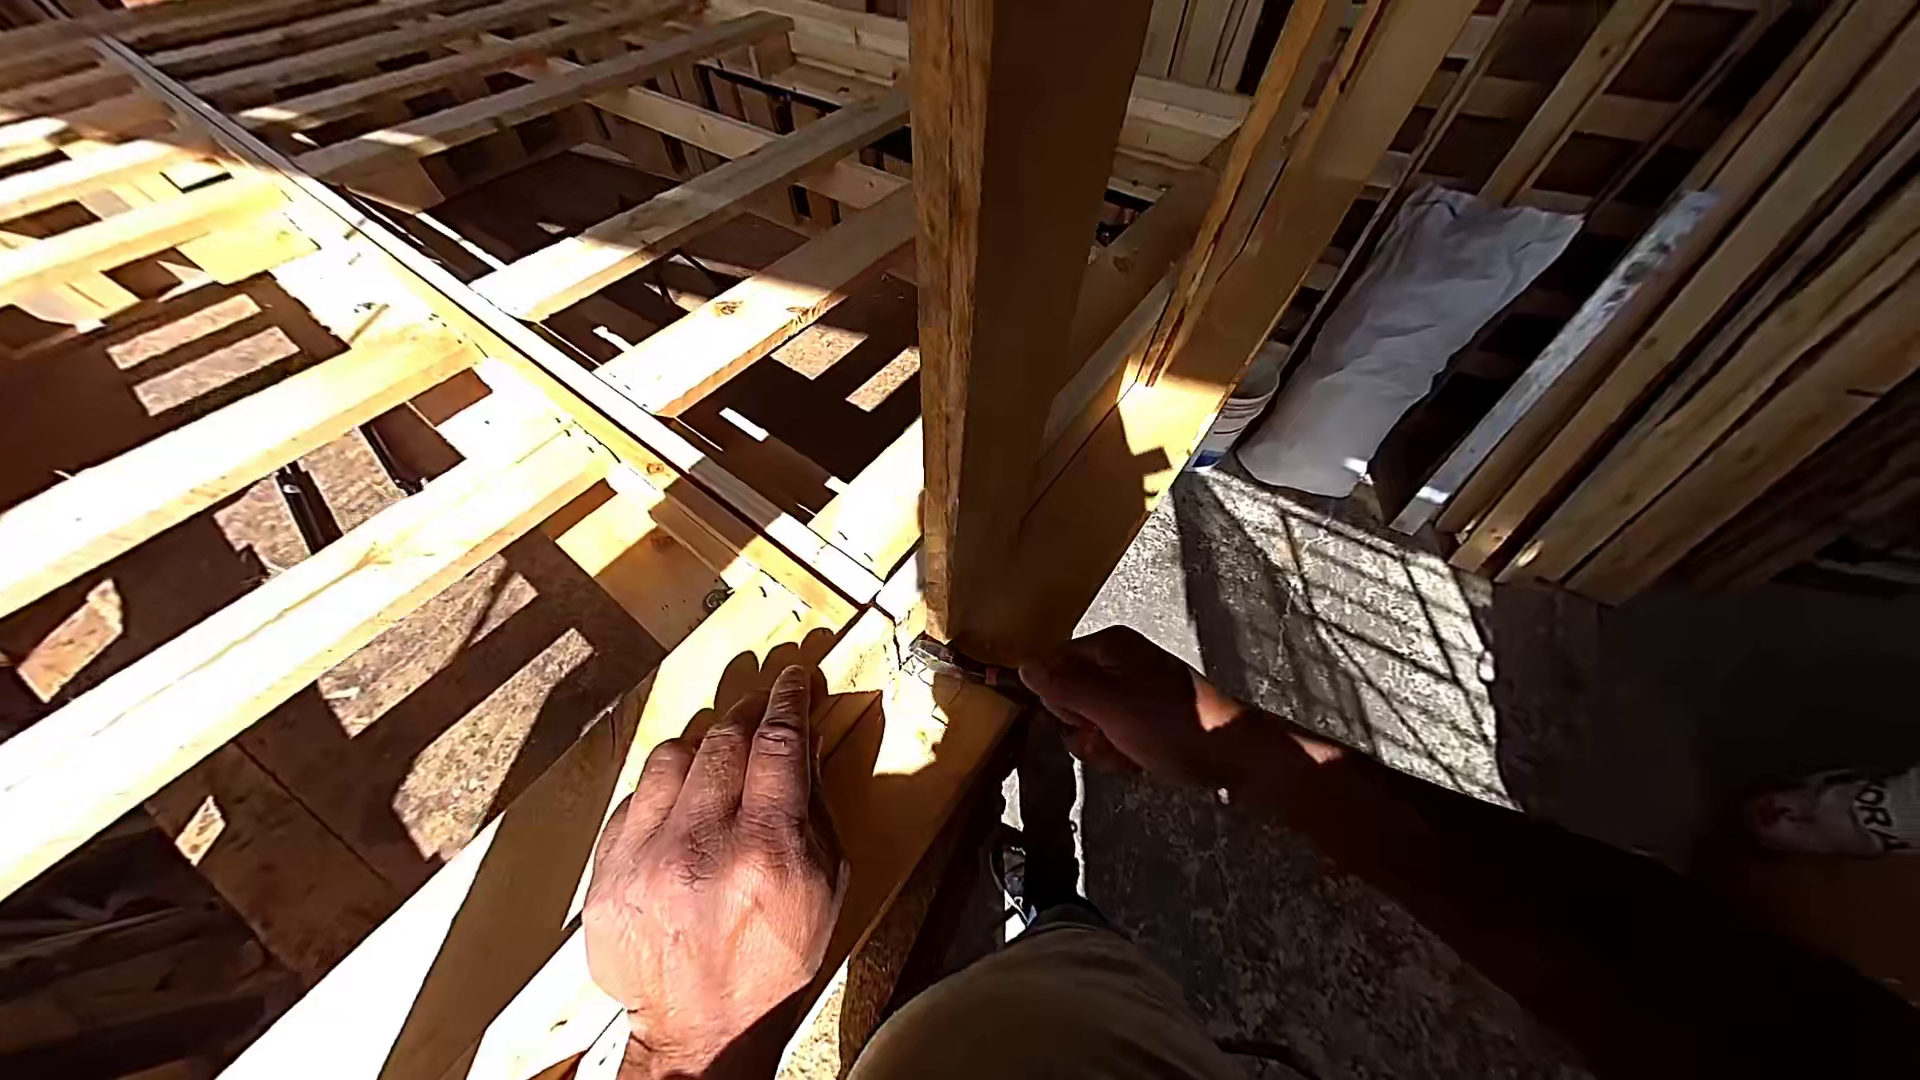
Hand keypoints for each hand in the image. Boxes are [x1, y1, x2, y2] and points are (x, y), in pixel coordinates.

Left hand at [583, 665, 844, 1079]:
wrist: (703, 1026)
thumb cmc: (778, 954)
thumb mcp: (826, 879)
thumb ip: (816, 803)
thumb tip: (805, 742)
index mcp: (768, 848)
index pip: (778, 741)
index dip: (788, 699)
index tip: (793, 680)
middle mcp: (703, 845)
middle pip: (726, 738)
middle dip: (751, 712)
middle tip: (763, 709)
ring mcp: (646, 858)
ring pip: (675, 753)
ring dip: (707, 743)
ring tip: (722, 756)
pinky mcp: (607, 875)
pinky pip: (637, 793)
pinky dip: (668, 782)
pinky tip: (686, 798)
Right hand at [1019, 626, 1299, 790]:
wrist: (1232, 758)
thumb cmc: (1171, 725)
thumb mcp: (1108, 705)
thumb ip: (1061, 686)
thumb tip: (1023, 666)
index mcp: (1109, 647)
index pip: (1052, 664)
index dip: (1059, 697)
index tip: (1083, 715)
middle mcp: (1117, 663)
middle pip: (1066, 695)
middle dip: (1083, 724)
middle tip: (1110, 732)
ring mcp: (1130, 691)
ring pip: (1085, 721)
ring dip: (1100, 743)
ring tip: (1129, 749)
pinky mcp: (1141, 717)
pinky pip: (1108, 734)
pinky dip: (1117, 751)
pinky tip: (1138, 758)